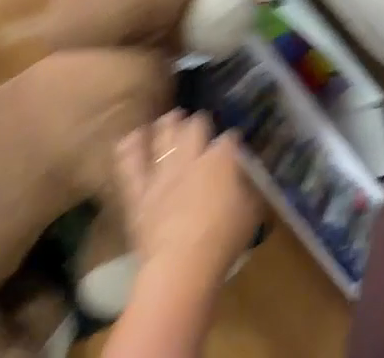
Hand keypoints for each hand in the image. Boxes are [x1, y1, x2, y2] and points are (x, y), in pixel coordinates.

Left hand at [115, 110, 261, 269]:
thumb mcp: (252, 210)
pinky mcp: (139, 192)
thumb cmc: (224, 239)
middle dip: (198, 121)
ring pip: (164, 137)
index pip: (230, 138)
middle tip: (200, 121)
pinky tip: (131, 136)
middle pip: (195, 127)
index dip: (232, 138)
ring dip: (168, 125)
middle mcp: (192, 158)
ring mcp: (162, 173)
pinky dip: (131, 148)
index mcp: (222, 159)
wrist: (181, 264)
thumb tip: (248, 175)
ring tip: (170, 118)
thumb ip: (250, 186)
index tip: (235, 141)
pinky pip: (131, 165)